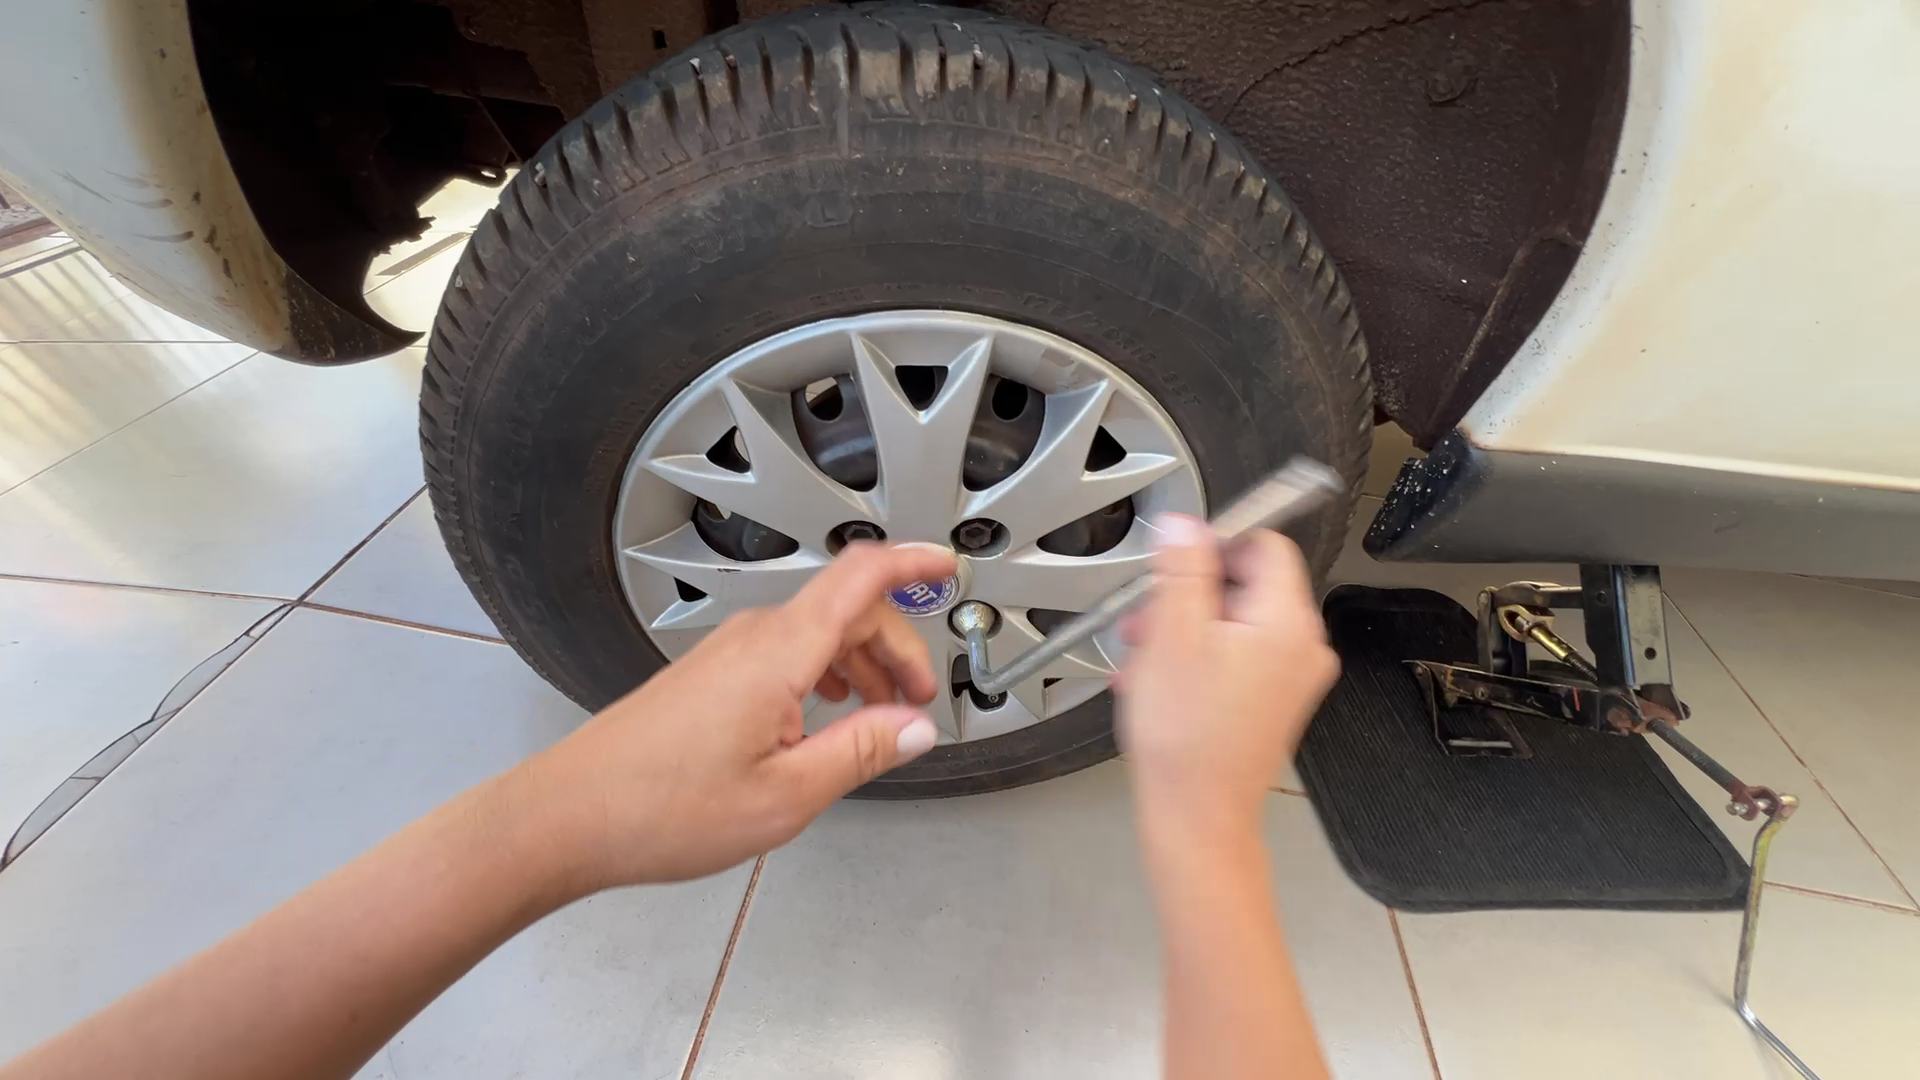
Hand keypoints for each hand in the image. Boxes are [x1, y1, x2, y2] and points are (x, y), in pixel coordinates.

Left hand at [499, 543, 955, 892]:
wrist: (565, 816)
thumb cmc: (662, 809)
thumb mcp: (785, 794)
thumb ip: (863, 752)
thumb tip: (918, 728)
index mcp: (780, 651)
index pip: (861, 576)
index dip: (911, 561)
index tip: (947, 564)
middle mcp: (757, 636)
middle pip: (851, 610)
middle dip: (898, 647)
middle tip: (918, 701)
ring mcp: (732, 649)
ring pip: (821, 631)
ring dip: (863, 664)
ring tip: (879, 716)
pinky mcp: (717, 669)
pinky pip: (791, 650)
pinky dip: (827, 672)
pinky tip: (828, 713)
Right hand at [1116, 515, 1338, 830]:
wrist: (1195, 815)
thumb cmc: (1185, 738)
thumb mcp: (1171, 635)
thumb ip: (1181, 569)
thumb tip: (1186, 524)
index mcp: (1287, 623)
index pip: (1264, 544)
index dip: (1213, 545)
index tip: (1173, 566)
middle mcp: (1300, 647)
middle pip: (1242, 582)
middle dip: (1185, 593)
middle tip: (1145, 620)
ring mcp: (1287, 675)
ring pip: (1230, 619)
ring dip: (1181, 626)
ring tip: (1144, 656)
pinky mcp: (1270, 697)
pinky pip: (1232, 653)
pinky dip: (1193, 655)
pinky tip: (1158, 679)